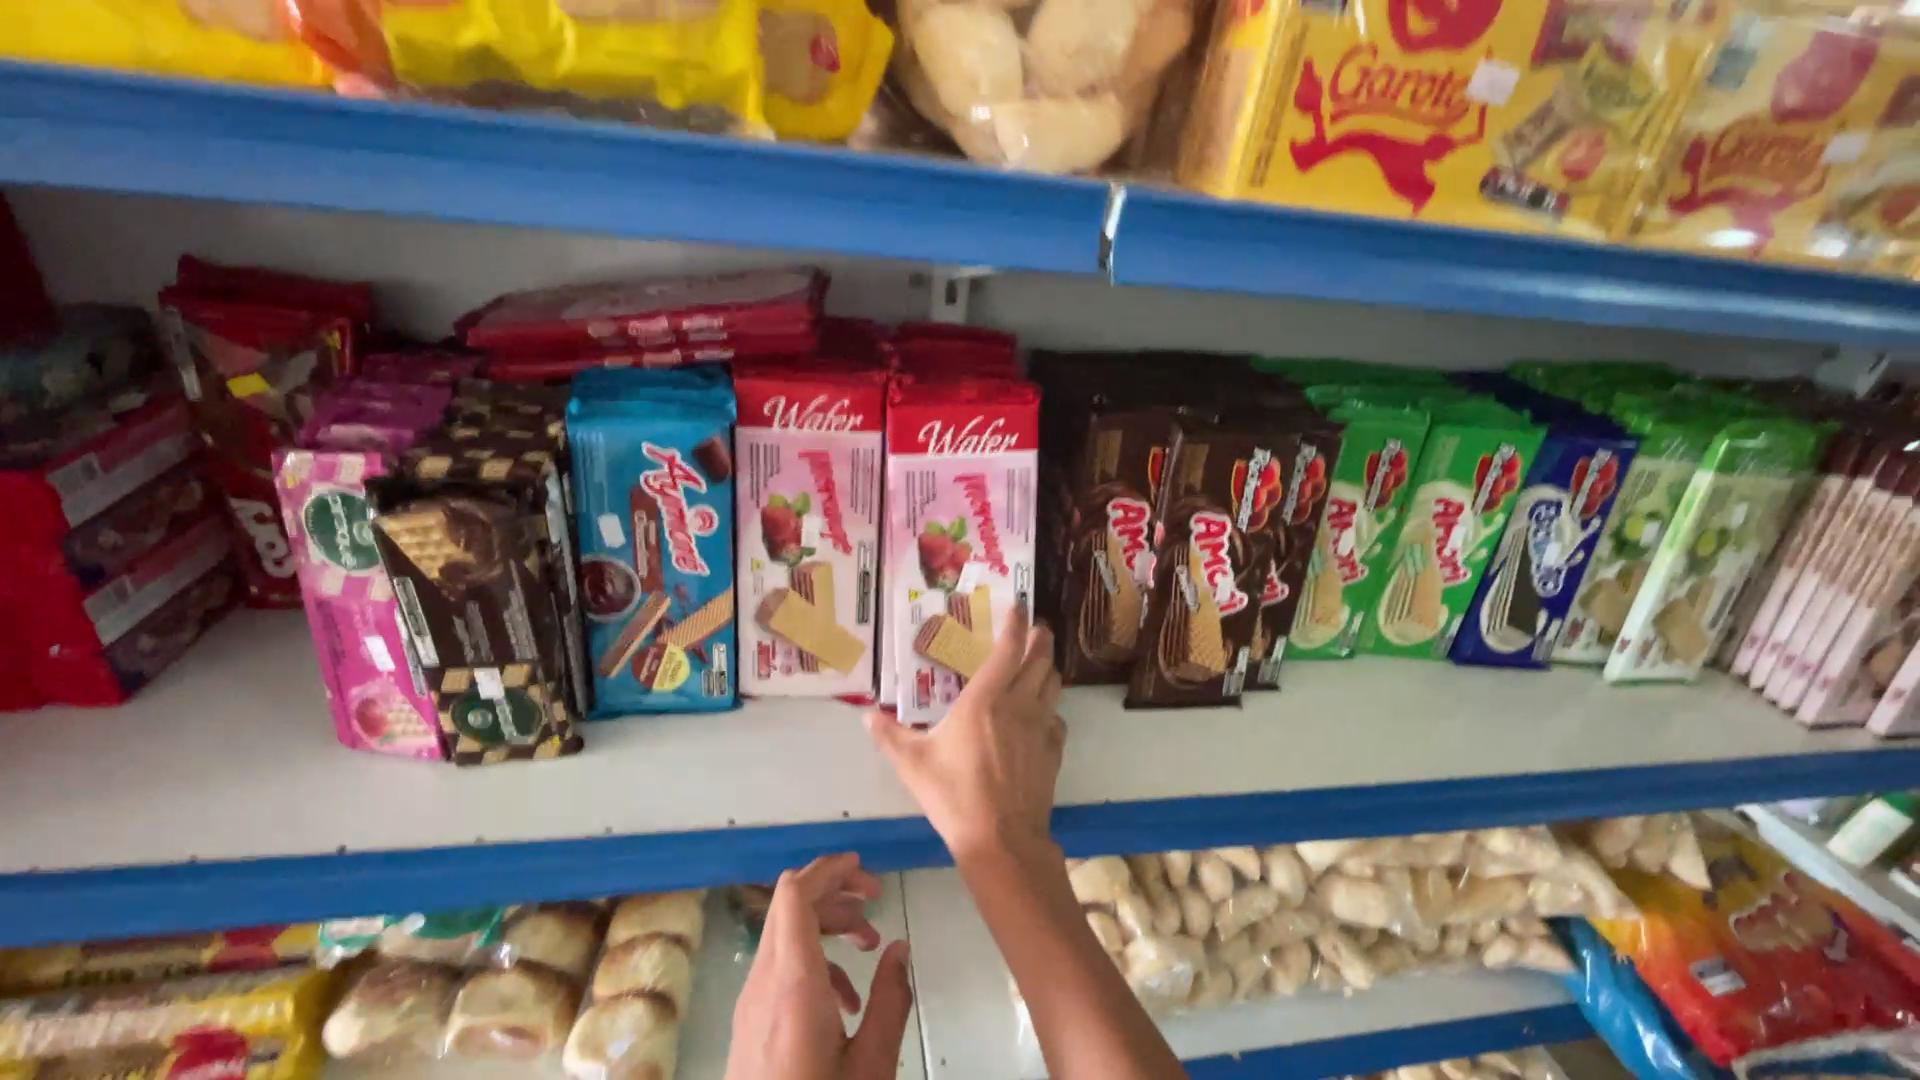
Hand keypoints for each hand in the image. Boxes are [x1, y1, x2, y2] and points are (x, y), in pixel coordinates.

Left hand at [725, 854, 912, 1079]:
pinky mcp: (750, 1023)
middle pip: (791, 906)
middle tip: (878, 900)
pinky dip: (814, 959)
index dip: (827, 869)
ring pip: (786, 935)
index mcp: (793, 984)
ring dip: (828, 925)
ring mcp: (751, 1003)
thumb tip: (900, 948)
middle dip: (835, 892)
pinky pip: (780, 968)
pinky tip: (847, 995)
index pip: (795, 895)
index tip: (864, 867)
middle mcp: (764, 982)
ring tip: (872, 943)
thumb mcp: (872, 1067)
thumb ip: (891, 1000)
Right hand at [867, 605, 1065, 864]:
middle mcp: (1019, 705)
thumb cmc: (953, 795)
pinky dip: (1051, 707)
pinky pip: (1057, 718)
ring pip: (1054, 685)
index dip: (1015, 623)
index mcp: (985, 699)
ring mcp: (1041, 728)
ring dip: (1048, 668)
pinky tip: (1041, 715)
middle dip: (1040, 638)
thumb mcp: (912, 764)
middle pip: (1041, 659)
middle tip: (1036, 628)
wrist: (1000, 840)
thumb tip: (866, 716)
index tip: (1017, 606)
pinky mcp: (1053, 752)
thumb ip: (889, 736)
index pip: (1009, 648)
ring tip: (1040, 662)